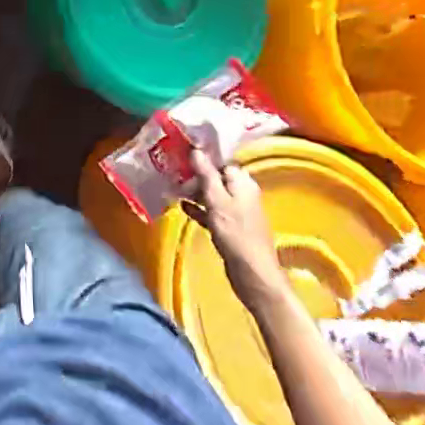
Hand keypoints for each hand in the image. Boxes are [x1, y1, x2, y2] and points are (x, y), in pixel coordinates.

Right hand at [186, 149, 286, 305]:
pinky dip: (198, 208)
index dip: (202, 155)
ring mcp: (236, 210)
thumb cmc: (235, 233)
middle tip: (172, 170)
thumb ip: (206, 174)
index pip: (221, 160)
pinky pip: (211, 211)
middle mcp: (241, 193)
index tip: (181, 151)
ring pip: (212, 194)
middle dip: (195, 174)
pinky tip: (182, 206)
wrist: (252, 274)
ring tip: (172, 186)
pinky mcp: (230, 227)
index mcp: (242, 182)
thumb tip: (196, 150)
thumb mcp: (216, 200)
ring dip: (194, 191)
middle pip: (215, 176)